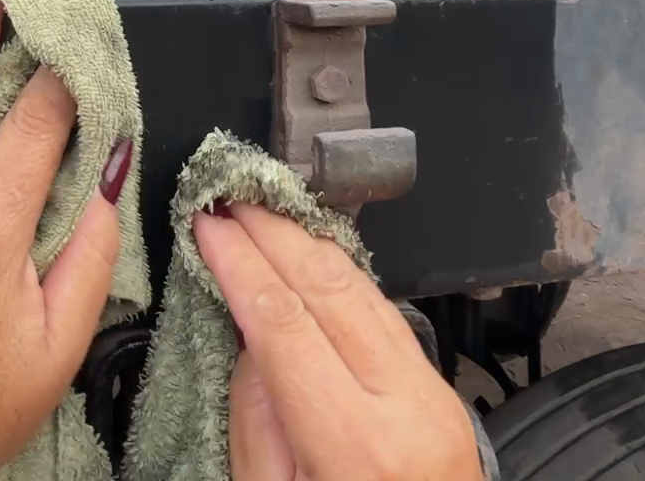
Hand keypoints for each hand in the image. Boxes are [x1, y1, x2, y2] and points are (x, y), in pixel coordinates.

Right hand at [195, 203, 483, 480]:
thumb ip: (254, 411)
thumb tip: (246, 330)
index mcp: (359, 446)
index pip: (284, 319)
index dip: (237, 262)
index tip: (206, 224)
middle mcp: (407, 406)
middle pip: (326, 285)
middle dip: (269, 231)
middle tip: (227, 198)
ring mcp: (433, 392)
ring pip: (359, 283)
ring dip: (301, 238)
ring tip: (257, 211)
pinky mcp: (439, 386)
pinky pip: (381, 305)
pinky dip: (335, 267)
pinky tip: (305, 249)